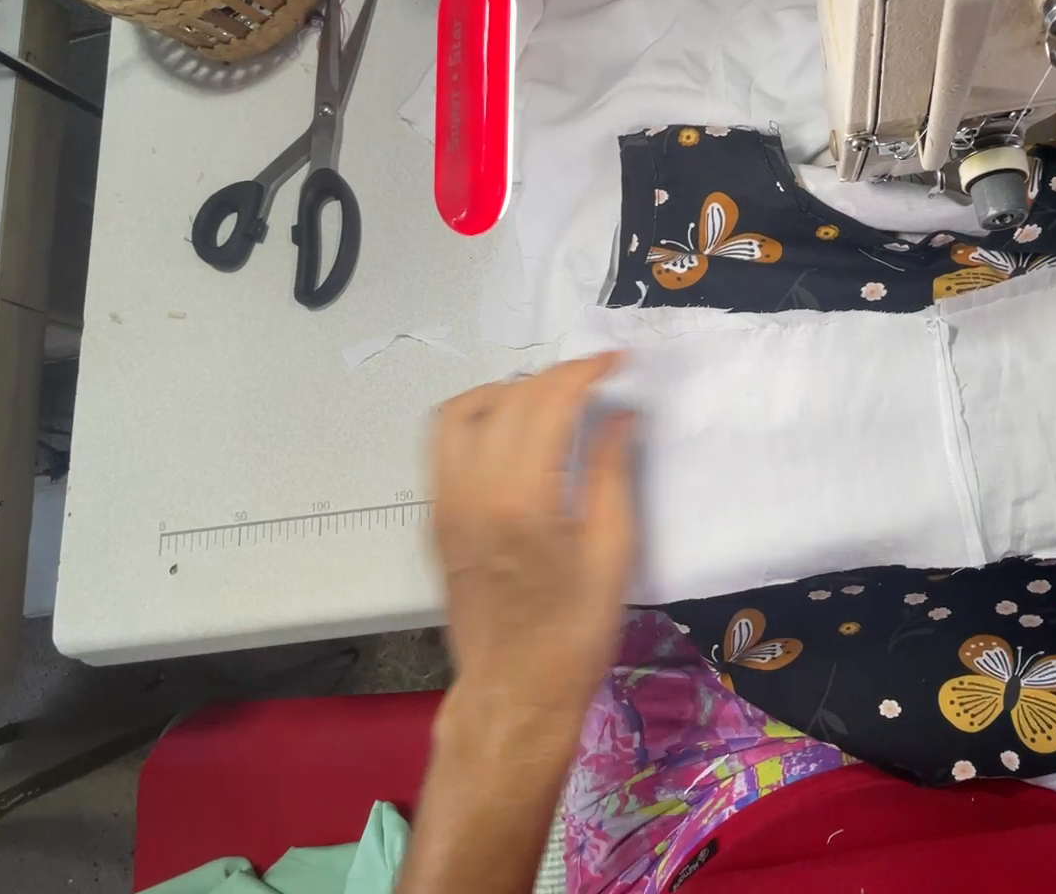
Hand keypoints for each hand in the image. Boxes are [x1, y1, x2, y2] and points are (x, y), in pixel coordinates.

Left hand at [430, 354, 636, 722]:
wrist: (514, 692)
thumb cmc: (576, 631)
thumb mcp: (614, 552)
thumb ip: (614, 472)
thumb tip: (620, 415)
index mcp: (524, 499)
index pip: (550, 403)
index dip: (586, 372)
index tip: (617, 362)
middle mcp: (473, 489)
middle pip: (511, 398)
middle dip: (557, 376)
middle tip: (597, 379)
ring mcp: (445, 501)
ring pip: (463, 410)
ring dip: (510, 389)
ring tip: (551, 399)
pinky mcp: (435, 516)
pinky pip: (446, 442)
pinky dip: (479, 416)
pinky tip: (515, 430)